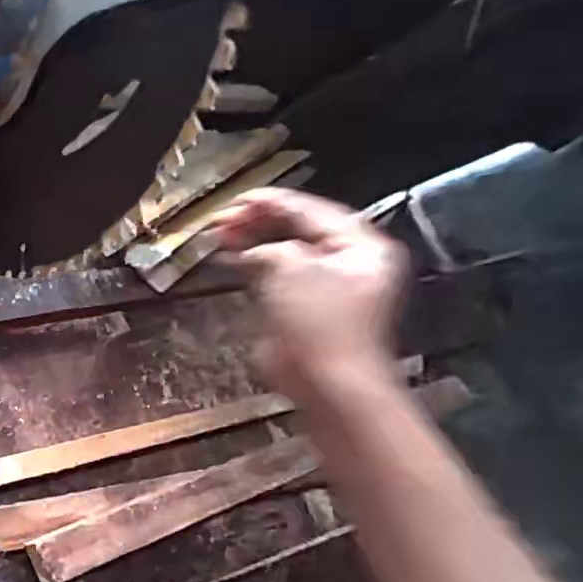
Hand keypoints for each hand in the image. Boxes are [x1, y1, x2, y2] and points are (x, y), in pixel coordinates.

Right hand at [205, 188, 406, 395]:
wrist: (326, 382)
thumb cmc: (320, 323)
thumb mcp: (292, 268)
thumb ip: (272, 247)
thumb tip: (256, 249)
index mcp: (360, 246)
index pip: (311, 210)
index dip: (272, 202)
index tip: (239, 199)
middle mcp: (348, 261)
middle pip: (298, 228)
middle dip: (258, 221)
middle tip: (223, 219)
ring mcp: (326, 285)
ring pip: (285, 249)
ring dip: (252, 240)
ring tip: (221, 234)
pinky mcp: (305, 306)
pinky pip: (278, 274)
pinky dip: (254, 263)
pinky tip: (232, 257)